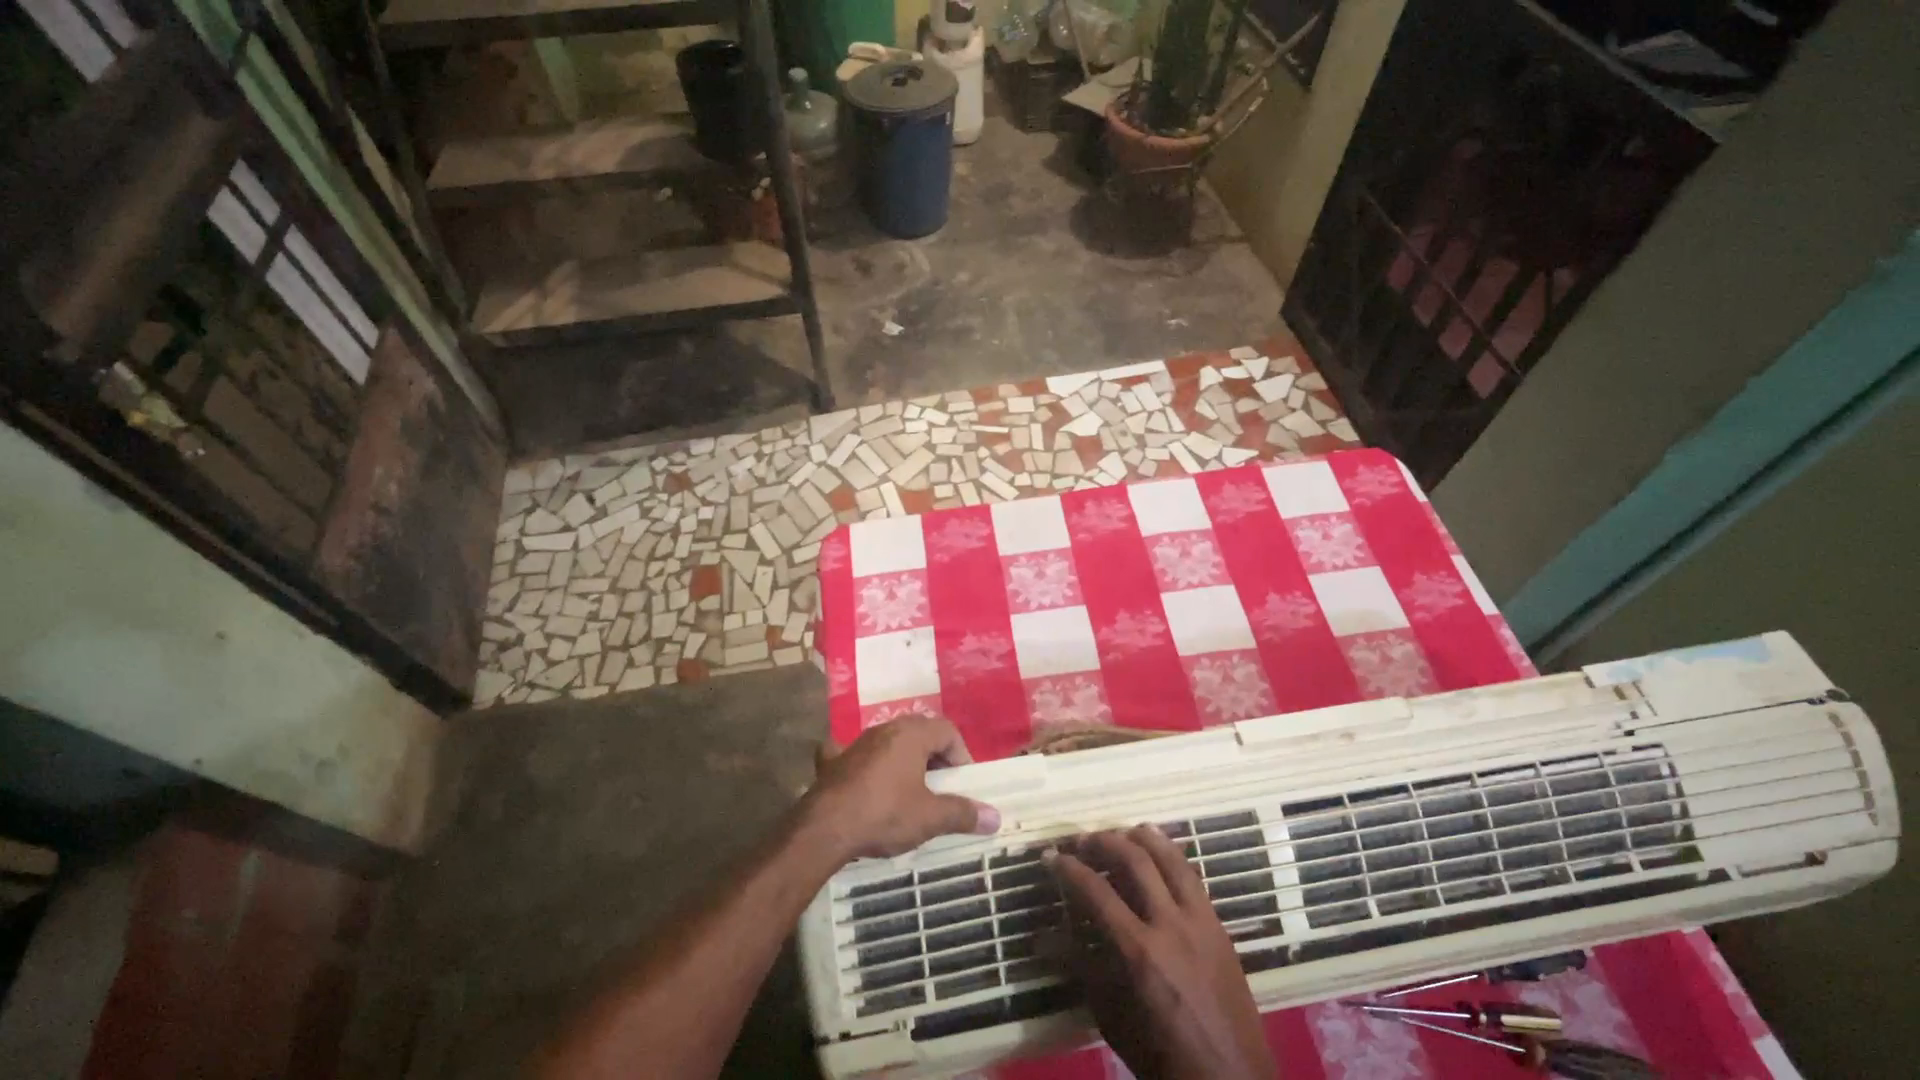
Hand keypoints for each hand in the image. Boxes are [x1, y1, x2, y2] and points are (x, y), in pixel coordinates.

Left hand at [799, 714, 1000, 861]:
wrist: (823, 829)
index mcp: (910, 734)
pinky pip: (855, 756)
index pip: (948, 730)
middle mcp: (883, 730)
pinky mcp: (833, 764)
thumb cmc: (884, 814)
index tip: (963, 785)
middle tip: (943, 788)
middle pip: (919, 733)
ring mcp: (855, 745)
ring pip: (889, 744)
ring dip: (904, 762)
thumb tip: (995, 818)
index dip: (961, 755)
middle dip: (935, 758)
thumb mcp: (930, 817)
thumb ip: (963, 814)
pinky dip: (865, 766)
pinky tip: (865, 782)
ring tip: (912, 792)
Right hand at [1049, 827, 1275, 1079]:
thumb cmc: (1160, 1053)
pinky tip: (1160, 855)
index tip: (1050, 857)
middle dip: (1104, 843)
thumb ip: (1080, 967)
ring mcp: (1201, 922)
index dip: (1069, 869)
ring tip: (1122, 832)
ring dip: (1143, 839)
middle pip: (1135, 862)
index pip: (1096, 892)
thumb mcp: (1111, 1015)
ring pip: (1172, 859)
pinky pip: (1193, 878)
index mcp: (1139, 952)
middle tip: (1082, 841)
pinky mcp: (1220, 926)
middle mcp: (1171, 925)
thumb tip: (1042, 937)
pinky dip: (1172, 857)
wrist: (1228, 1077)